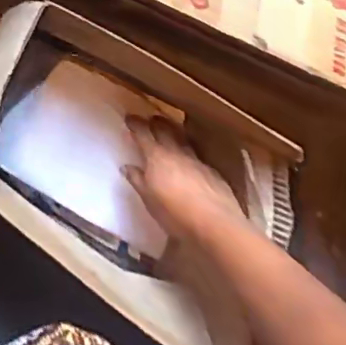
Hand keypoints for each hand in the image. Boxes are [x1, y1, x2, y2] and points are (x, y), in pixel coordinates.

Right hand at [124, 116, 252, 241]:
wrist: (218, 226)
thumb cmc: (176, 215)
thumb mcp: (149, 201)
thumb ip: (137, 180)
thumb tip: (126, 166)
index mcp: (156, 157)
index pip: (142, 132)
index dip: (135, 123)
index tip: (129, 118)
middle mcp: (176, 153)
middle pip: (164, 129)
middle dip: (156, 122)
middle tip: (150, 120)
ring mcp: (196, 161)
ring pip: (183, 140)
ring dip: (175, 135)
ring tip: (170, 135)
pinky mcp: (213, 173)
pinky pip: (197, 158)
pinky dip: (190, 156)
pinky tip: (191, 165)